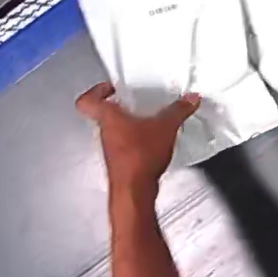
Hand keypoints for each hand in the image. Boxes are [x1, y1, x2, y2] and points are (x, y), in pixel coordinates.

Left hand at [76, 83, 199, 189]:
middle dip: (118, 106)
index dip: (96, 91)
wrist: (135, 189)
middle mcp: (106, 132)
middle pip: (102, 115)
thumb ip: (179, 110)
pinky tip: (153, 142)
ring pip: (114, 130)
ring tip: (148, 120)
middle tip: (133, 101)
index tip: (111, 87)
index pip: (88, 100)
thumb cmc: (139, 157)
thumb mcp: (166, 127)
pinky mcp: (122, 161)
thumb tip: (190, 98)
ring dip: (128, 124)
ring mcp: (112, 148)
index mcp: (108, 118)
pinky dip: (137, 140)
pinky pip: (125, 145)